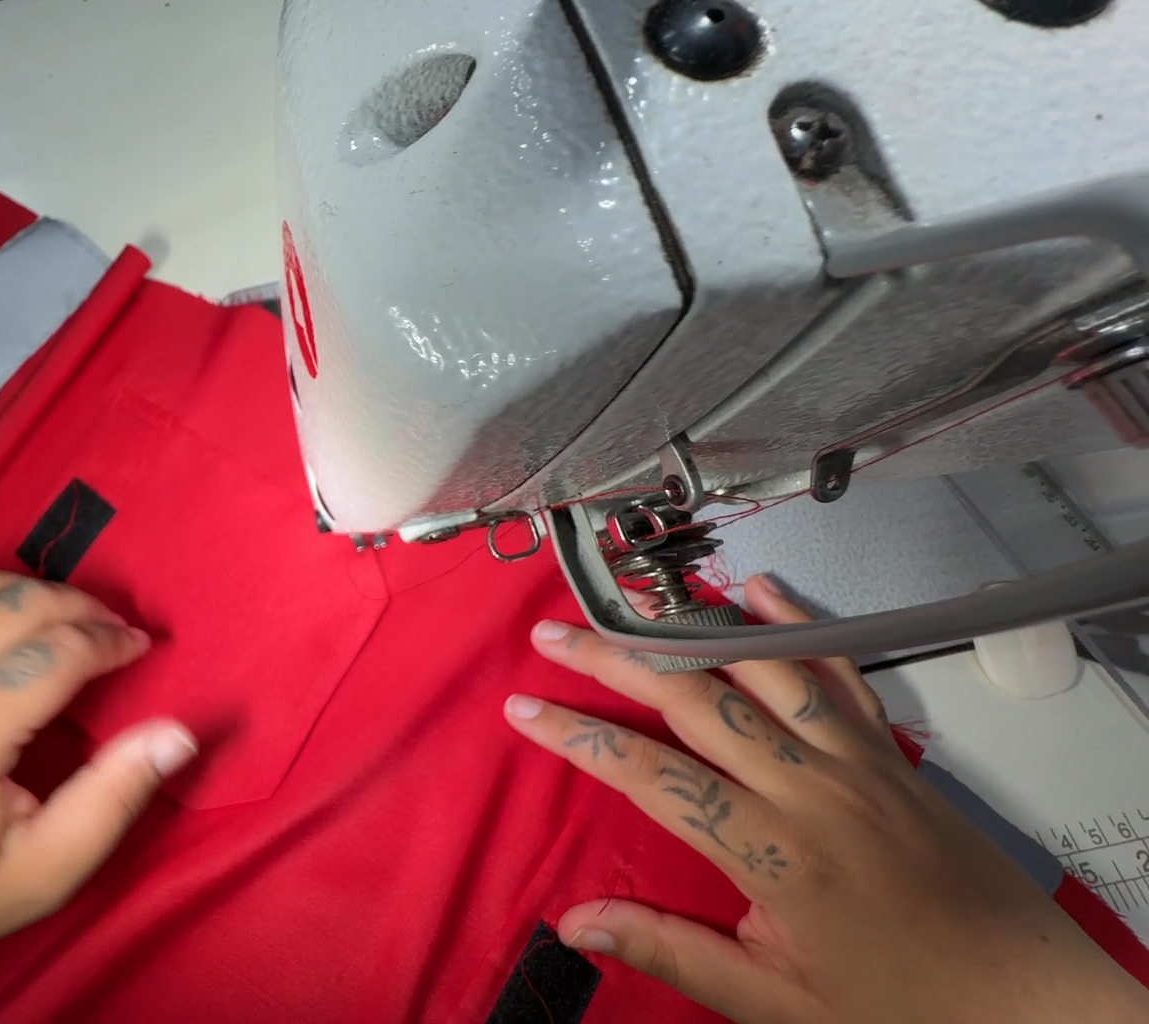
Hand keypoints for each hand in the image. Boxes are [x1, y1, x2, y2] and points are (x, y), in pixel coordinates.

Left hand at [0, 550, 196, 1023]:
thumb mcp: (41, 874)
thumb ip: (114, 798)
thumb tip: (177, 732)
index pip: (63, 651)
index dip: (112, 644)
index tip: (138, 649)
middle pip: (20, 604)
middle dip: (80, 609)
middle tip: (108, 632)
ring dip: (15, 591)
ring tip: (45, 621)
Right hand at [504, 575, 1148, 1023]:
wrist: (1047, 1021)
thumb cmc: (905, 1016)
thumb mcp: (778, 1006)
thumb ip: (671, 951)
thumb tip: (575, 922)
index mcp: (776, 853)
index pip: (649, 774)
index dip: (577, 736)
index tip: (523, 709)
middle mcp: (812, 789)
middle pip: (692, 701)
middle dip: (610, 660)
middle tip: (552, 633)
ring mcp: (857, 762)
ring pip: (759, 672)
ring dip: (685, 631)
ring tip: (630, 603)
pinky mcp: (892, 755)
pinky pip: (841, 675)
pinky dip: (798, 626)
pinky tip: (757, 590)